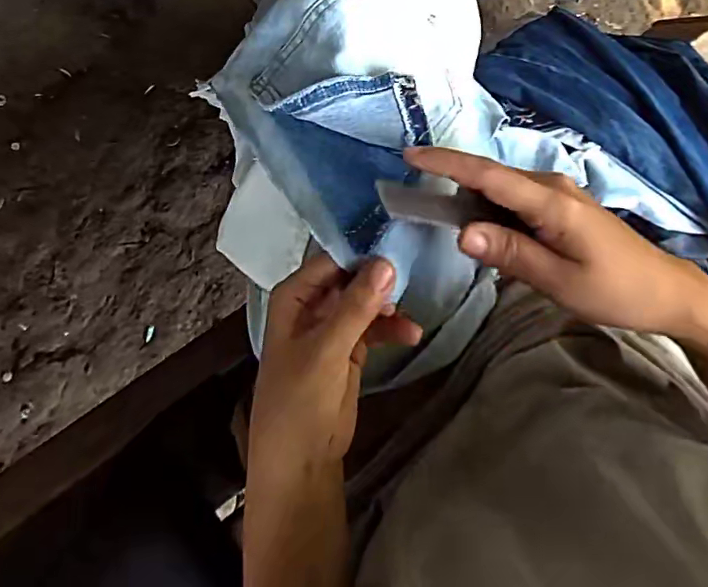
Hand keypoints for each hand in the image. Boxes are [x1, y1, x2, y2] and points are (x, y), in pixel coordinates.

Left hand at [249, 253, 422, 476]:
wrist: (300, 463)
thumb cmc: (300, 400)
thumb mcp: (327, 350)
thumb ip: (357, 306)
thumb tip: (387, 262)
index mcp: (294, 297)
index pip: (332, 260)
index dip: (362, 252)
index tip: (397, 245)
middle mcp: (312, 305)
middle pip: (351, 277)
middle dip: (380, 278)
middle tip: (410, 278)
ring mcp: (332, 327)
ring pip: (366, 301)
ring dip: (389, 305)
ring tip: (408, 315)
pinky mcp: (349, 348)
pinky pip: (374, 326)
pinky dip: (392, 328)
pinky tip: (412, 334)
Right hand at [403, 146, 707, 337]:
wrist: (667, 290)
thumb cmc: (616, 290)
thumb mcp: (559, 281)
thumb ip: (510, 252)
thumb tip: (461, 232)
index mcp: (551, 201)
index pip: (488, 175)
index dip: (447, 163)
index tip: (410, 155)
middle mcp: (551, 186)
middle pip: (490, 179)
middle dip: (453, 185)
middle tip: (418, 204)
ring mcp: (558, 193)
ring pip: (501, 191)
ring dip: (475, 205)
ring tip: (454, 229)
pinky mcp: (561, 205)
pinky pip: (516, 202)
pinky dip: (496, 215)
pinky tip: (493, 240)